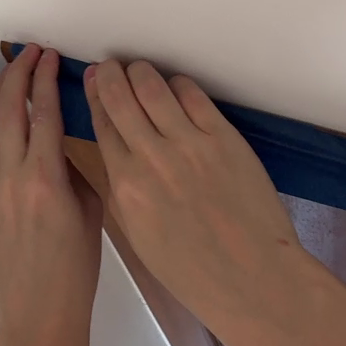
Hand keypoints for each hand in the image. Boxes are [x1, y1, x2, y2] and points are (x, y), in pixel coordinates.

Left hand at [0, 45, 101, 345]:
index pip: (43, 112)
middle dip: (18, 74)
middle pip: (9, 110)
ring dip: (1, 94)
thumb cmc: (76, 268)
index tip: (49, 55)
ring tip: (13, 71)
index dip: (45, 78)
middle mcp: (13, 175)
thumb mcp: (90, 209)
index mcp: (45, 177)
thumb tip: (61, 142)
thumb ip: (73, 168)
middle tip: (32, 52)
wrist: (39, 313)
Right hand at [84, 59, 313, 331]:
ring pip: (152, 86)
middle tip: (112, 67)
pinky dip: (178, 84)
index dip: (95, 95)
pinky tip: (175, 87)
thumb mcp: (137, 233)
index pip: (101, 122)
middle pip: (119, 96)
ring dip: (140, 71)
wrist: (252, 278)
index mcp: (126, 186)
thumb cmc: (192, 267)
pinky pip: (192, 94)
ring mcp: (189, 144)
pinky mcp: (222, 137)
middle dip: (111, 74)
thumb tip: (115, 144)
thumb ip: (122, 186)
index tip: (94, 79)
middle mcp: (152, 159)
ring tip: (139, 71)